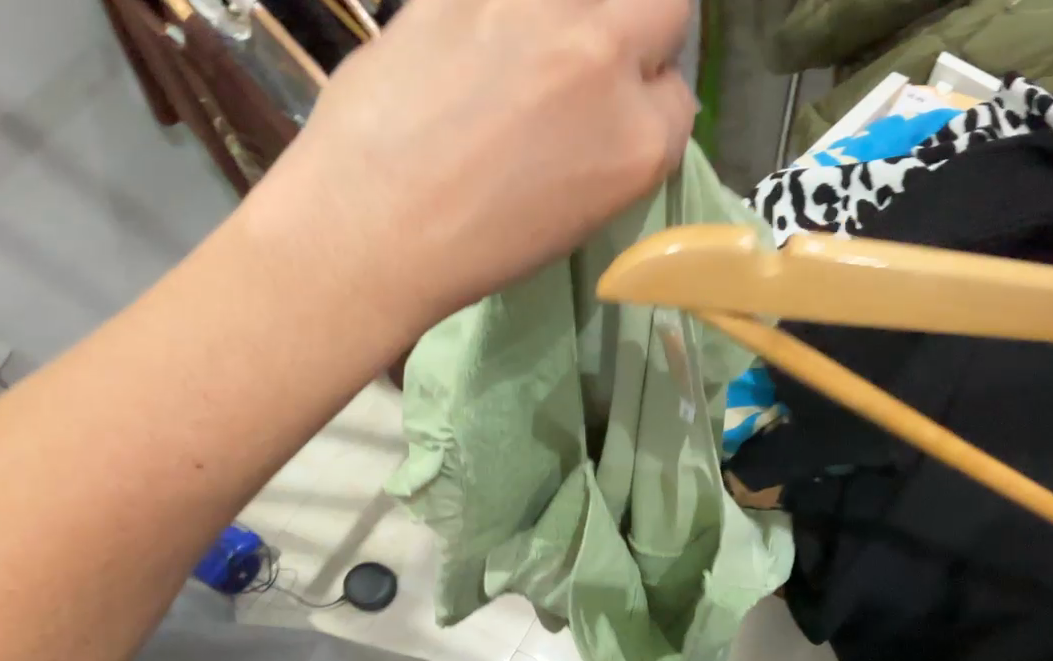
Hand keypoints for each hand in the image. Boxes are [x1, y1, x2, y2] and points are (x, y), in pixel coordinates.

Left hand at [242, 0, 697, 331]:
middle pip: (664, 7)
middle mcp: (605, 62)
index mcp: (640, 143)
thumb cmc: (481, 246)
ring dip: (574, 17)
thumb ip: (614, 144)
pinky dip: (502, 15)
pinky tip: (475, 46)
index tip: (614, 110)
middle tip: (587, 61)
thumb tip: (613, 103)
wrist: (373, 225)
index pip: (679, 95)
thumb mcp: (581, 213)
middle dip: (640, 31)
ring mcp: (537, 12)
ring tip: (526, 51)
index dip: (648, 99)